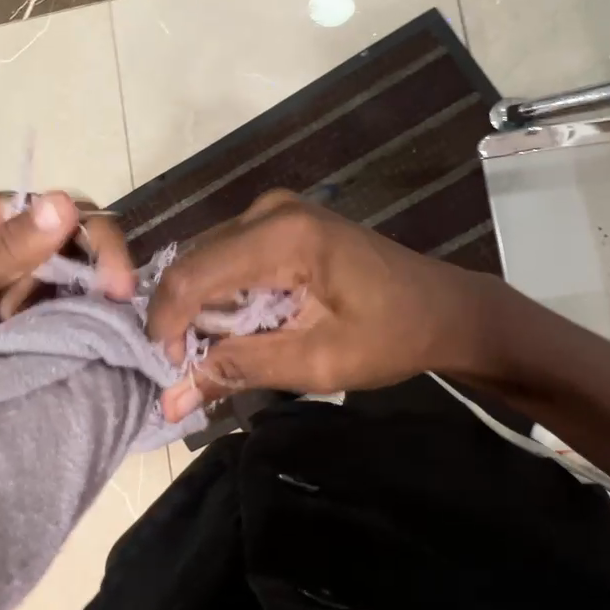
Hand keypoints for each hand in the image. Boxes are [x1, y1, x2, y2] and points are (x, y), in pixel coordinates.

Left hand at [0, 189, 134, 442]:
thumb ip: (5, 252)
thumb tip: (65, 202)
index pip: (56, 208)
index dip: (94, 241)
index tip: (115, 290)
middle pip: (73, 239)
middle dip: (92, 279)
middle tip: (108, 327)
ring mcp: (12, 277)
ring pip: (76, 277)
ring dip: (86, 307)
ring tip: (91, 344)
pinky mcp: (21, 314)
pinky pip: (66, 308)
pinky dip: (80, 326)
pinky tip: (89, 347)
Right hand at [148, 190, 503, 422]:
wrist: (443, 306)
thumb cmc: (391, 336)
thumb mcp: (317, 363)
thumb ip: (240, 370)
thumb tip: (172, 398)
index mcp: (283, 236)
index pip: (193, 275)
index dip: (167, 324)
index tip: (166, 370)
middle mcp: (267, 210)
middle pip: (193, 264)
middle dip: (180, 320)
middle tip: (186, 369)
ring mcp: (270, 211)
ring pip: (203, 260)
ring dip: (198, 309)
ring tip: (211, 353)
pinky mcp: (274, 221)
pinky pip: (224, 257)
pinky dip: (219, 295)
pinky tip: (234, 327)